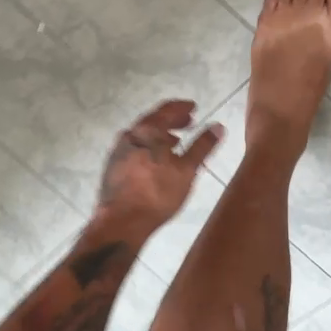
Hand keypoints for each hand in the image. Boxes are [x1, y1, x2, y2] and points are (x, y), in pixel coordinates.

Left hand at [93, 100, 221, 233]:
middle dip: (172, 120)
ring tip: (175, 142)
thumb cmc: (157, 193)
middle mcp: (130, 135)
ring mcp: (118, 151)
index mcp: (147, 130)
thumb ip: (202, 146)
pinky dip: (148, 147)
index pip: (166, 109)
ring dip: (160, 135)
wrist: (121, 223)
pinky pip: (135, 148)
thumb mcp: (187, 170)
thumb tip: (218, 126)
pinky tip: (155, 161)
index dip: (182, 107)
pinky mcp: (112, 168)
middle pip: (153, 120)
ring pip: (142, 136)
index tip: (193, 107)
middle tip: (188, 123)